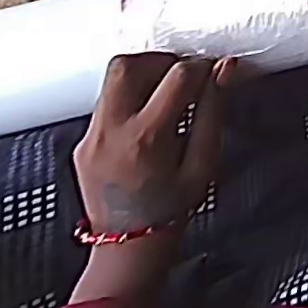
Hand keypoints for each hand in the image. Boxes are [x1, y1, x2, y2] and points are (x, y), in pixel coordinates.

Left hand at [74, 54, 233, 234]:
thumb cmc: (172, 209)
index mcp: (146, 139)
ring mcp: (91, 136)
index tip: (212, 73)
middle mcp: (111, 132)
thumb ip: (213, 111)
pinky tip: (149, 117)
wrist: (128, 247)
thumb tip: (224, 70)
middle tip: (182, 75)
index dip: (201, 67)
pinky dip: (131, 96)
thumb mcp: (203, 163)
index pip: (176, 76)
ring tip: (166, 94)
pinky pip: (107, 101)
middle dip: (161, 60)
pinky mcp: (83, 141)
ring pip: (113, 77)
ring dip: (143, 73)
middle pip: (128, 65)